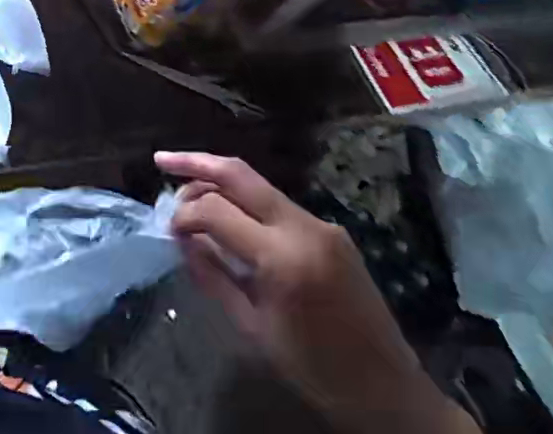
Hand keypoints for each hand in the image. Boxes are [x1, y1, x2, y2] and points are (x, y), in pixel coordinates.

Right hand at [156, 152, 478, 433]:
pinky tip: (227, 214)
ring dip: (219, 181)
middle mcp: (303, 228)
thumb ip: (211, 273)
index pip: (216, 210)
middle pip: (238, 173)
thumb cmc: (314, 369)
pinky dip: (245, 202)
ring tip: (187, 192)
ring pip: (257, 184)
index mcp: (282, 259)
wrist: (390, 391)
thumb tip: (182, 236)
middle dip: (195, 162)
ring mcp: (321, 224)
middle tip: (161, 160)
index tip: (168, 227)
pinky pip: (276, 204)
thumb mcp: (251, 327)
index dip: (184, 213)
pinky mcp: (330, 230)